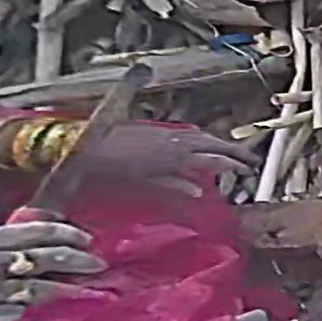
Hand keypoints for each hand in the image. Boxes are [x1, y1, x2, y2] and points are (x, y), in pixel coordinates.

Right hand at [0, 222, 103, 320]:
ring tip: (86, 290)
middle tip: (100, 264)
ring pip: (42, 286)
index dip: (66, 233)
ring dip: (68, 288)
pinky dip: (23, 312)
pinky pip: (16, 313)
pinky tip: (29, 313)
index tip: (85, 238)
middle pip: (50, 257)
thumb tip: (10, 254)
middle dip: (82, 259)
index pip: (32, 231)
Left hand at [86, 123, 254, 182]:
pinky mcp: (154, 128)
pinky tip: (203, 139)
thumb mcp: (138, 184)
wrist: (71, 146)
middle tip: (251, 158)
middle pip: (215, 144)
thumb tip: (199, 192)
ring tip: (232, 149)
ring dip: (221, 142)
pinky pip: (189, 132)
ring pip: (203, 136)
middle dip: (235, 151)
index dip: (234, 165)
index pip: (215, 160)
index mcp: (176, 157)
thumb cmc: (102, 171)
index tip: (248, 169)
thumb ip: (172, 186)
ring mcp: (166, 133)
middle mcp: (176, 142)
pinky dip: (203, 136)